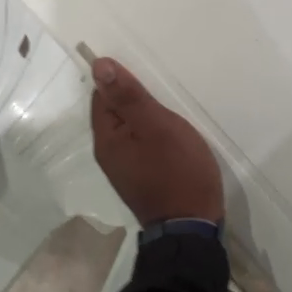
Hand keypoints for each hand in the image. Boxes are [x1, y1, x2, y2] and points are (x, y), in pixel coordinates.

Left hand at [90, 56, 223, 224]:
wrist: (193, 227)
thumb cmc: (176, 171)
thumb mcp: (156, 125)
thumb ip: (128, 96)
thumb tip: (98, 64)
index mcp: (107, 140)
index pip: (102, 95)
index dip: (120, 79)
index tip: (145, 72)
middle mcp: (110, 154)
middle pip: (115, 111)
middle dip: (134, 95)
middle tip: (161, 83)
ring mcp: (126, 167)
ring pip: (130, 126)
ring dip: (146, 112)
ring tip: (169, 101)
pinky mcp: (143, 176)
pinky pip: (141, 142)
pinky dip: (153, 130)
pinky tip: (170, 127)